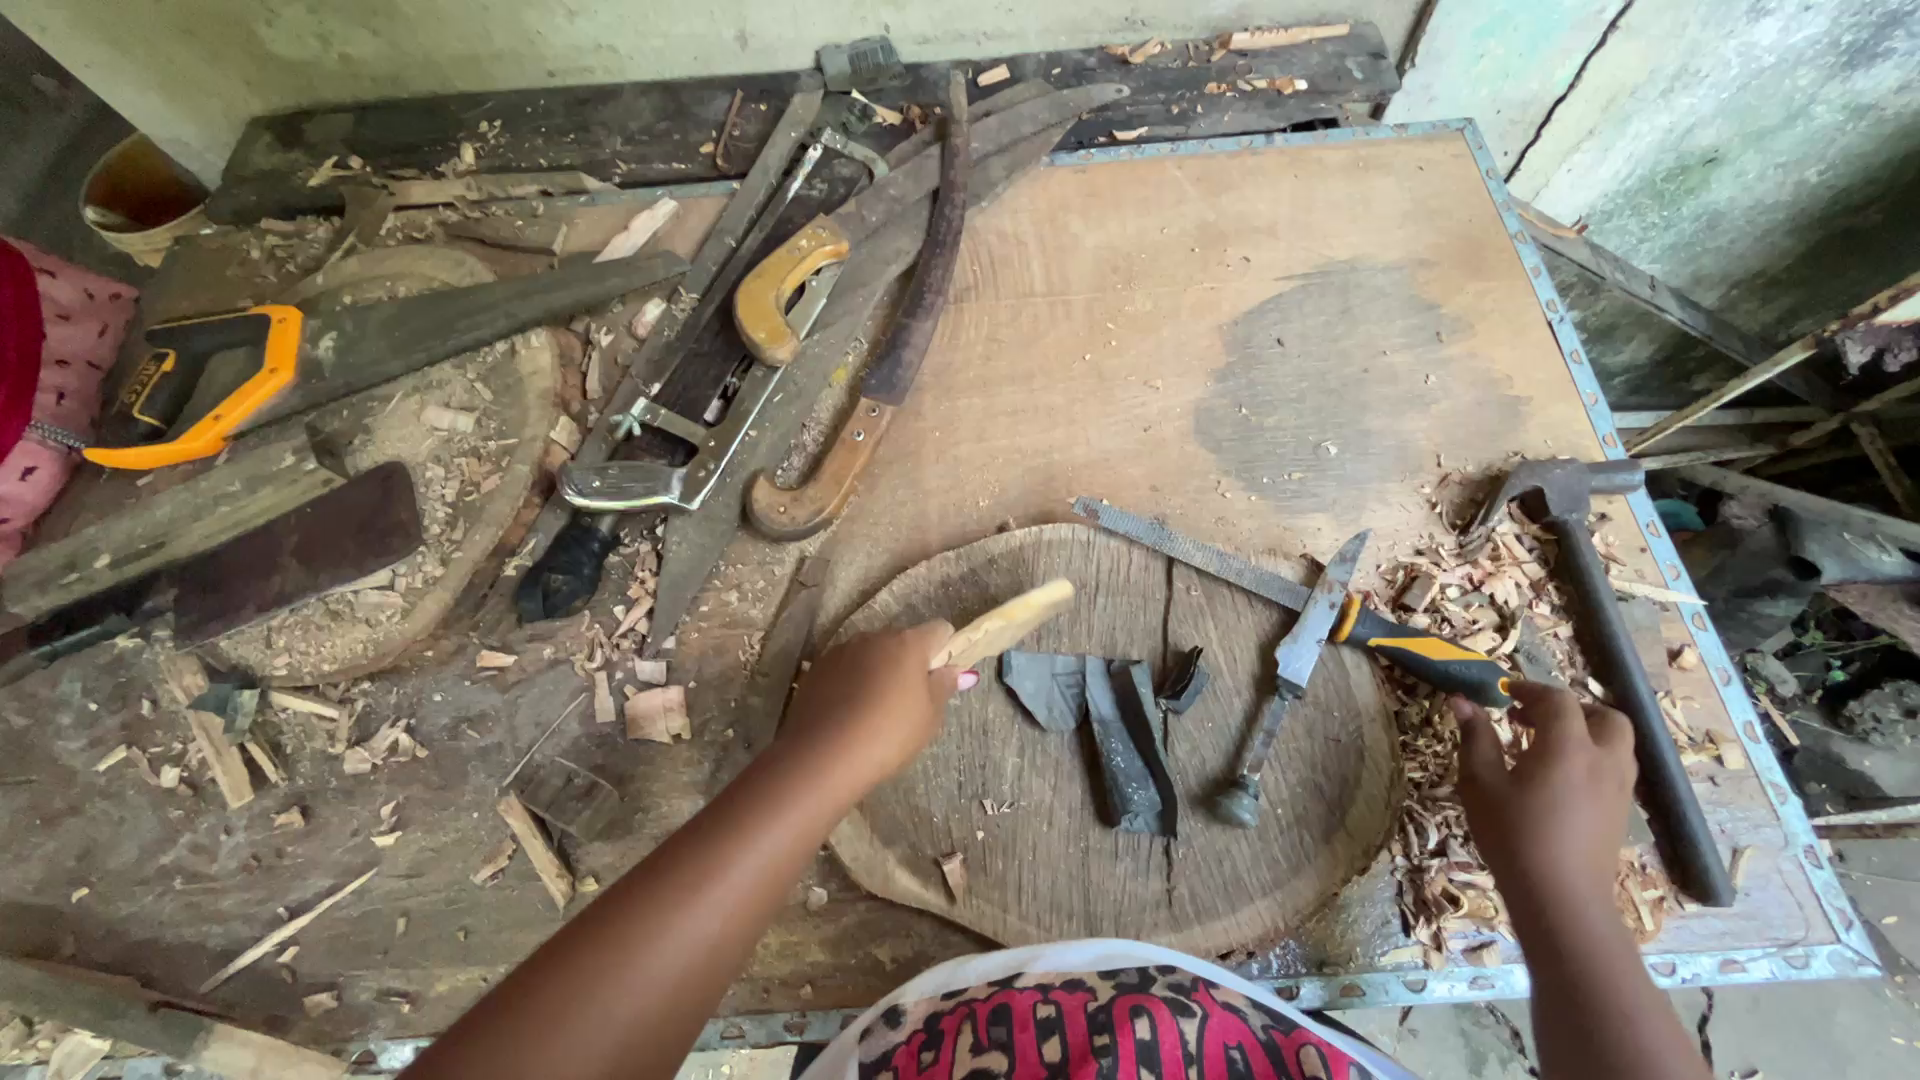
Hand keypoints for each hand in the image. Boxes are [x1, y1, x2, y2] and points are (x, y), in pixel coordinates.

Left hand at [777, 621, 977, 787]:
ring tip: (873, 711)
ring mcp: (841, 650)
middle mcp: (874, 637)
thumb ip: (943, 686)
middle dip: (909, 663)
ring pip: (871, 654)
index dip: (945, 651)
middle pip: (902, 641)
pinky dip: (851, 681)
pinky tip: (847, 713)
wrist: (822, 757)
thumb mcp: (929, 718)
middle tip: (908, 702)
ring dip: (878, 671)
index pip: (939, 630)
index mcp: (907, 643)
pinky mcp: (817, 668)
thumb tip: (954, 669)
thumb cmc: (888, 735)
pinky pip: (845, 667)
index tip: (939, 679)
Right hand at [1450, 681, 1636, 925]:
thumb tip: (1462, 701)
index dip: (1530, 689)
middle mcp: (1603, 760)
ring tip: (1545, 744)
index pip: (1558, 700)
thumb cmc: (1512, 834)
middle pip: (1605, 716)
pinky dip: (1592, 755)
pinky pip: (1616, 766)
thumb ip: (1475, 737)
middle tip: (1534, 717)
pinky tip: (1558, 775)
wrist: (1560, 896)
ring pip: (1617, 742)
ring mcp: (1620, 787)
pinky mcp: (1623, 810)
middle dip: (1571, 708)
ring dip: (1585, 731)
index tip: (1504, 692)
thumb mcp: (1480, 782)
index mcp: (1567, 747)